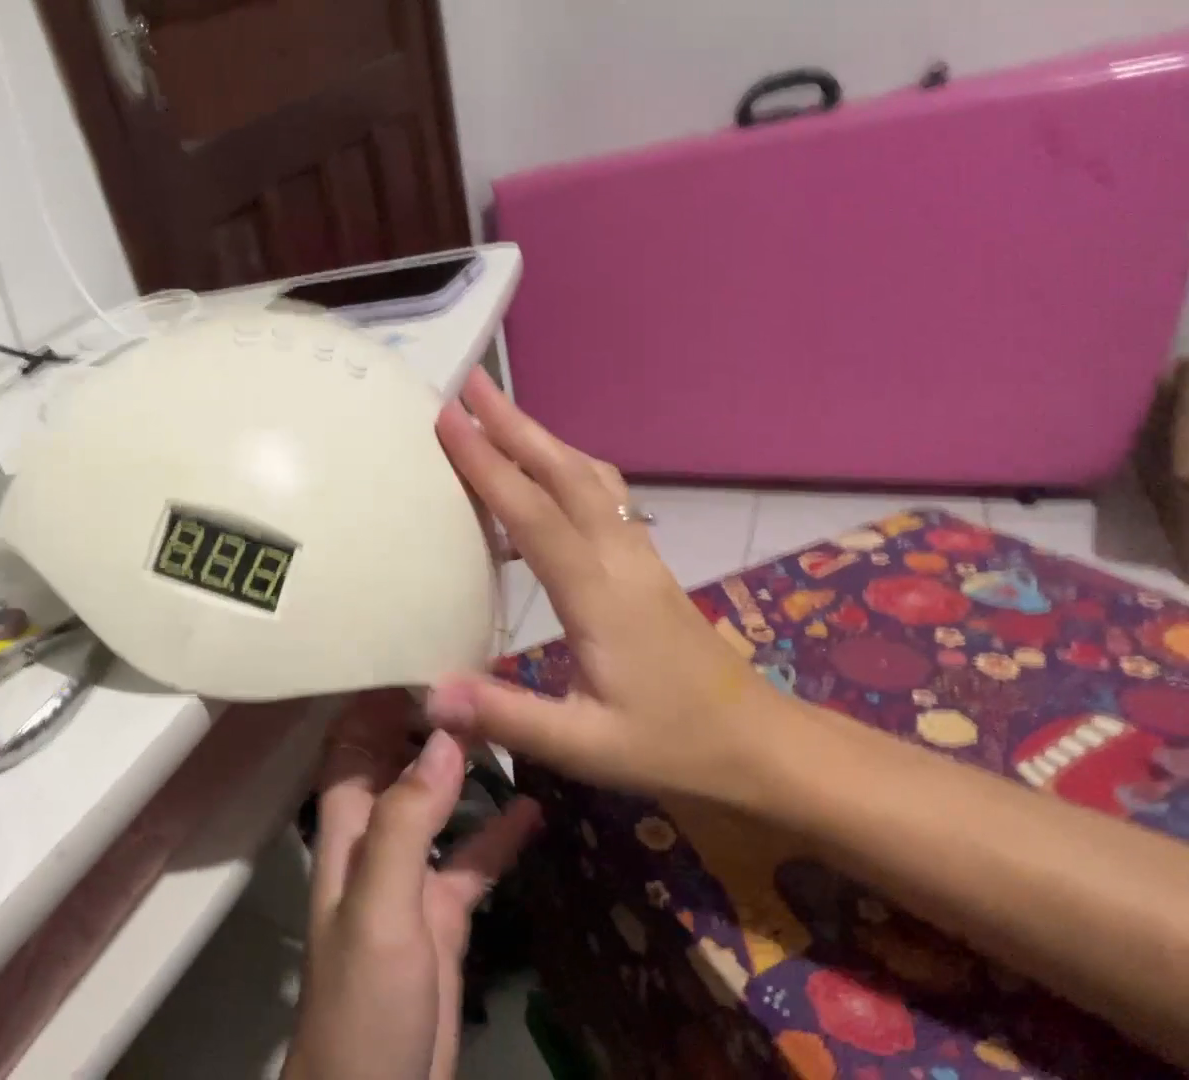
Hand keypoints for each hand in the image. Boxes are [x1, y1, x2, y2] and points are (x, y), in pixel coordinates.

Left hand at [285, 691, 540, 1079]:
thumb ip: (408, 824)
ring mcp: (410, 879)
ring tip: (507, 724)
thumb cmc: (365, 998)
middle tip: (474, 677)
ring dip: (463, 769)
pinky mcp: (443, 915)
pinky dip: (500, 834)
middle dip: (422, 723)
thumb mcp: (382, 905)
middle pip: (393, 765)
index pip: (349, 746)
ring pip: (437, 807)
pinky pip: (473, 862)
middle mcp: (374, 843)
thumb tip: (446, 741)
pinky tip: (539, 808)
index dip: (371, 702)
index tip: (413, 655)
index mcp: (346, 831)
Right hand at [426, 370, 791, 801]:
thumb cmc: (675, 746)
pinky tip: (546, 474)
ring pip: (588, 478)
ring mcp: (637, 558)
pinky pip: (600, 497)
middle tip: (468, 382)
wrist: (764, 746)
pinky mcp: (644, 567)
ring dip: (540, 438)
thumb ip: (507, 717)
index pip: (533, 512)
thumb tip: (429, 693)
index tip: (446, 419)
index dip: (486, 464)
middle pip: (565, 473)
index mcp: (598, 594)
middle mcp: (619, 560)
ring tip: (497, 412)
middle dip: (514, 424)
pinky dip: (563, 468)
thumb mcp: (586, 747)